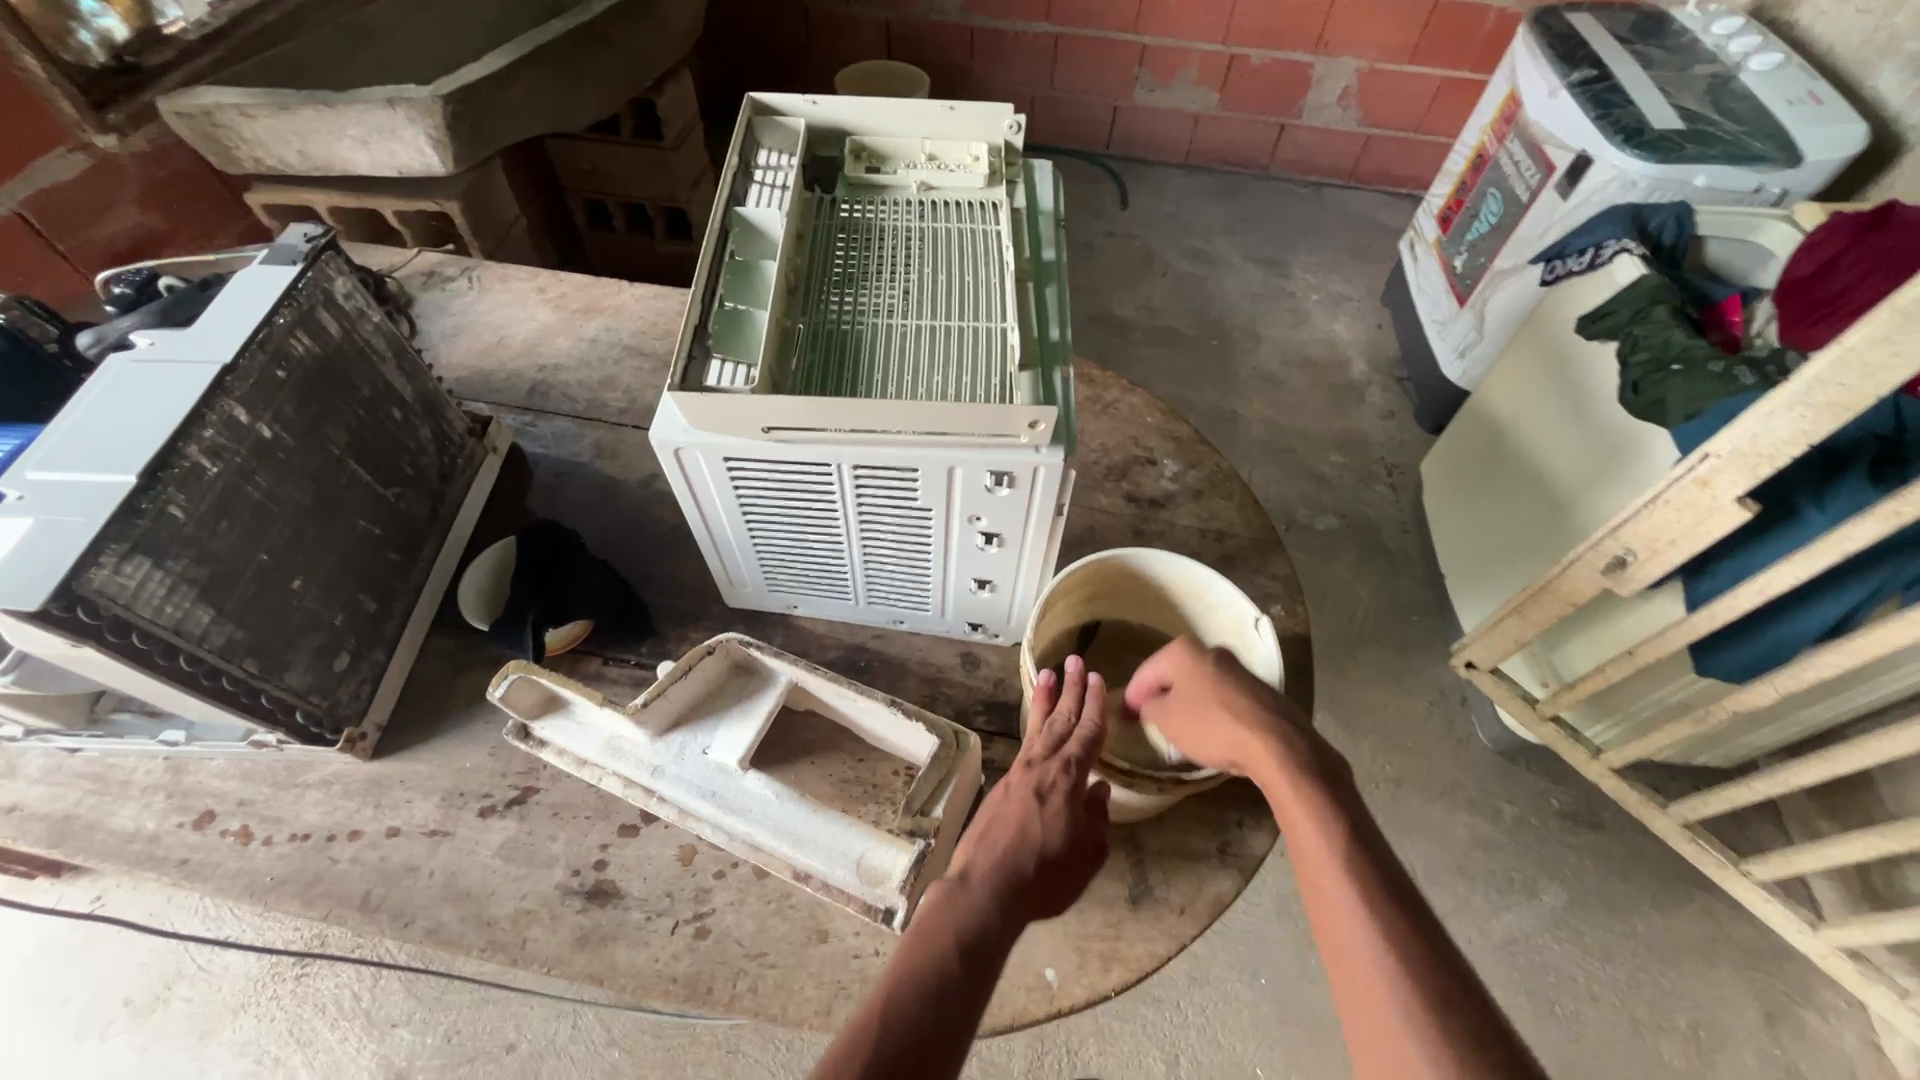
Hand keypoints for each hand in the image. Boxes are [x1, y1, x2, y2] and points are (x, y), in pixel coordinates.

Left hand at [943, 656, 1111, 929]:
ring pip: (1037, 728)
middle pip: (1061, 720)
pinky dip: (1030, 727)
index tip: (1097, 678)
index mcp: (1068, 779)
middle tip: (1075, 660)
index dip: (1095, 706)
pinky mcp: (1001, 786)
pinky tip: (1034, 727)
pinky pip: (1023, 745)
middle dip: (1070, 690)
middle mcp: (1042, 767)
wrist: (986, 889)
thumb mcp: (1087, 855)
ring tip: (1047, 673)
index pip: (1088, 734)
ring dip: (1045, 700)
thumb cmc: (1045, 877)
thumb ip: (1096, 820)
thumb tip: (1099, 790)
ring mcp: (1017, 774)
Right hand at [1124, 637, 1346, 792]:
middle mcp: (1210, 651)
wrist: (1276, 743)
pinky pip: (1221, 698)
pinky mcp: (1257, 690)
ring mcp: (1237, 668)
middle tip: (1147, 719)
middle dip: (1160, 695)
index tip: (1124, 716)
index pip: (1145, 672)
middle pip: (1174, 674)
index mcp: (1183, 651)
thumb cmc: (1210, 726)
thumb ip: (1149, 706)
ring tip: (1176, 727)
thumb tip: (1150, 703)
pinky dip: (1209, 711)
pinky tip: (1207, 731)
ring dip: (1185, 703)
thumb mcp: (1166, 720)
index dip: (1132, 695)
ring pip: (1199, 685)